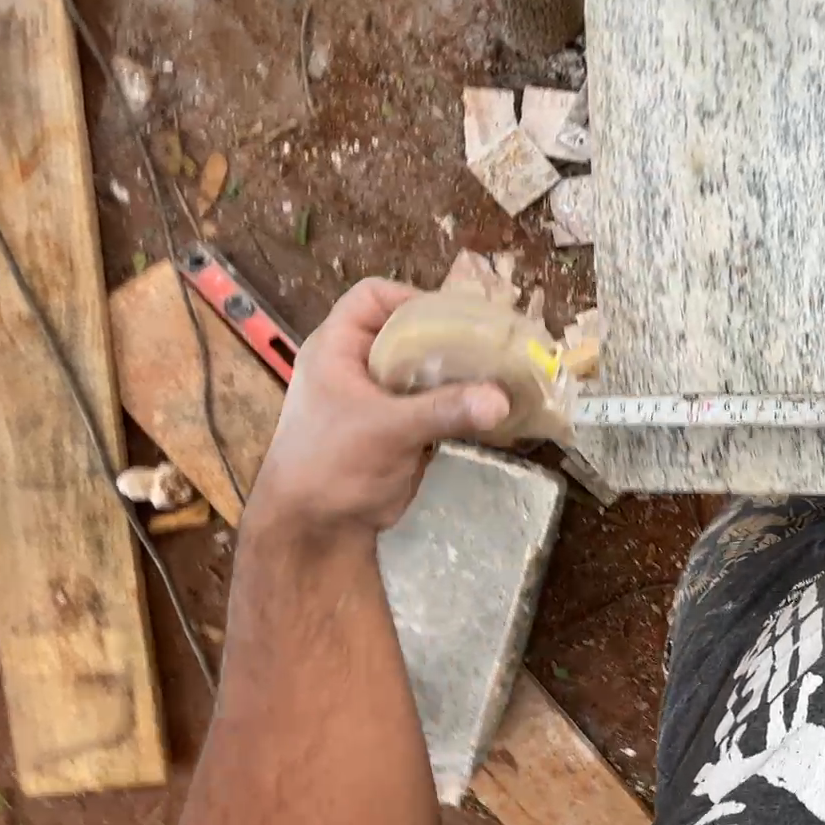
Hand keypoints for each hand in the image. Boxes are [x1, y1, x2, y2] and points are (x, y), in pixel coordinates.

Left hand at [244, 279, 509, 539]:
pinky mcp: (408, 425)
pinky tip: (497, 406)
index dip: (413, 298)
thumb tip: (503, 399)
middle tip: (498, 346)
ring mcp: (387, 396)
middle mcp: (363, 365)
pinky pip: (443, 401)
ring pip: (433, 367)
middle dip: (455, 336)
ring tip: (506, 374)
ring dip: (468, 371)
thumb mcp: (385, 430)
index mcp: (339, 349)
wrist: (317, 527)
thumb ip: (443, 410)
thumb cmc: (330, 465)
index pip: (374, 297)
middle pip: (413, 330)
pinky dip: (469, 400)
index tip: (458, 319)